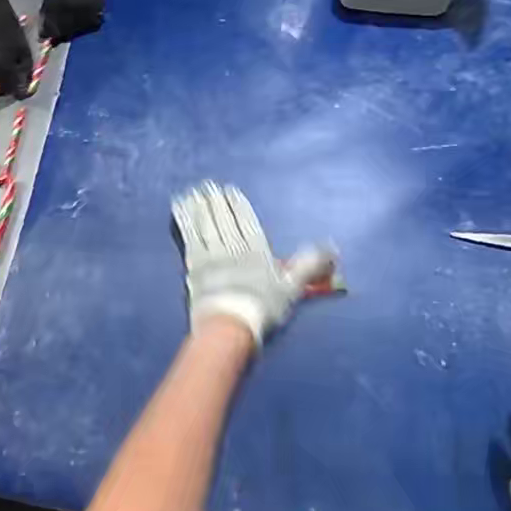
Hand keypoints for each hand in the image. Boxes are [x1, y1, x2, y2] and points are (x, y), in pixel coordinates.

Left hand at [171, 181, 338, 346]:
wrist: (229, 325)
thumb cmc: (264, 310)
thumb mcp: (292, 288)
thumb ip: (309, 265)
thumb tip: (331, 248)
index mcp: (257, 252)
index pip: (246, 221)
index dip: (238, 205)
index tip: (229, 190)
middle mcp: (233, 248)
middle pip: (224, 219)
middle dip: (216, 201)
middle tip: (207, 185)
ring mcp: (211, 255)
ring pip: (205, 224)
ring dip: (199, 206)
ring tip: (192, 192)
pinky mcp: (193, 265)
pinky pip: (189, 236)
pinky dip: (184, 220)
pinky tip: (179, 208)